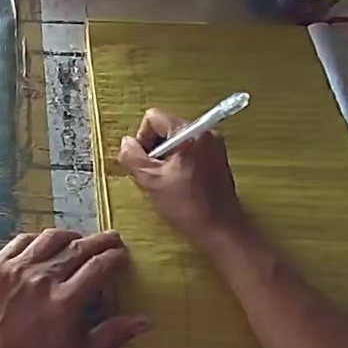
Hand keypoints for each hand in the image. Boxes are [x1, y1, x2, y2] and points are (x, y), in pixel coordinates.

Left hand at [0, 229, 148, 347]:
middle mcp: (43, 278)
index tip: (123, 255)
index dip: (115, 257)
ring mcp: (18, 268)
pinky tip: (48, 241)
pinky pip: (22, 240)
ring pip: (50, 238)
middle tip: (112, 238)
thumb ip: (114, 333)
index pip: (99, 267)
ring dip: (71, 235)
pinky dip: (39, 237)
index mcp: (66, 300)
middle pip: (78, 248)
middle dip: (100, 241)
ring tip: (81, 238)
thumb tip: (147, 319)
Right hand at [117, 107, 250, 248]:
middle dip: (153, 149)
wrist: (220, 228)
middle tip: (153, 174)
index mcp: (190, 133)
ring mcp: (214, 145)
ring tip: (165, 181)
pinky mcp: (216, 158)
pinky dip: (176, 162)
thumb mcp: (149, 180)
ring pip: (174, 140)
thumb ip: (131, 156)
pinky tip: (177, 183)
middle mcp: (205, 132)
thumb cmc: (185, 203)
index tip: (146, 162)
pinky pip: (187, 150)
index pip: (154, 118)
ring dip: (163, 158)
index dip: (142, 138)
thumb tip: (126, 142)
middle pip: (164, 128)